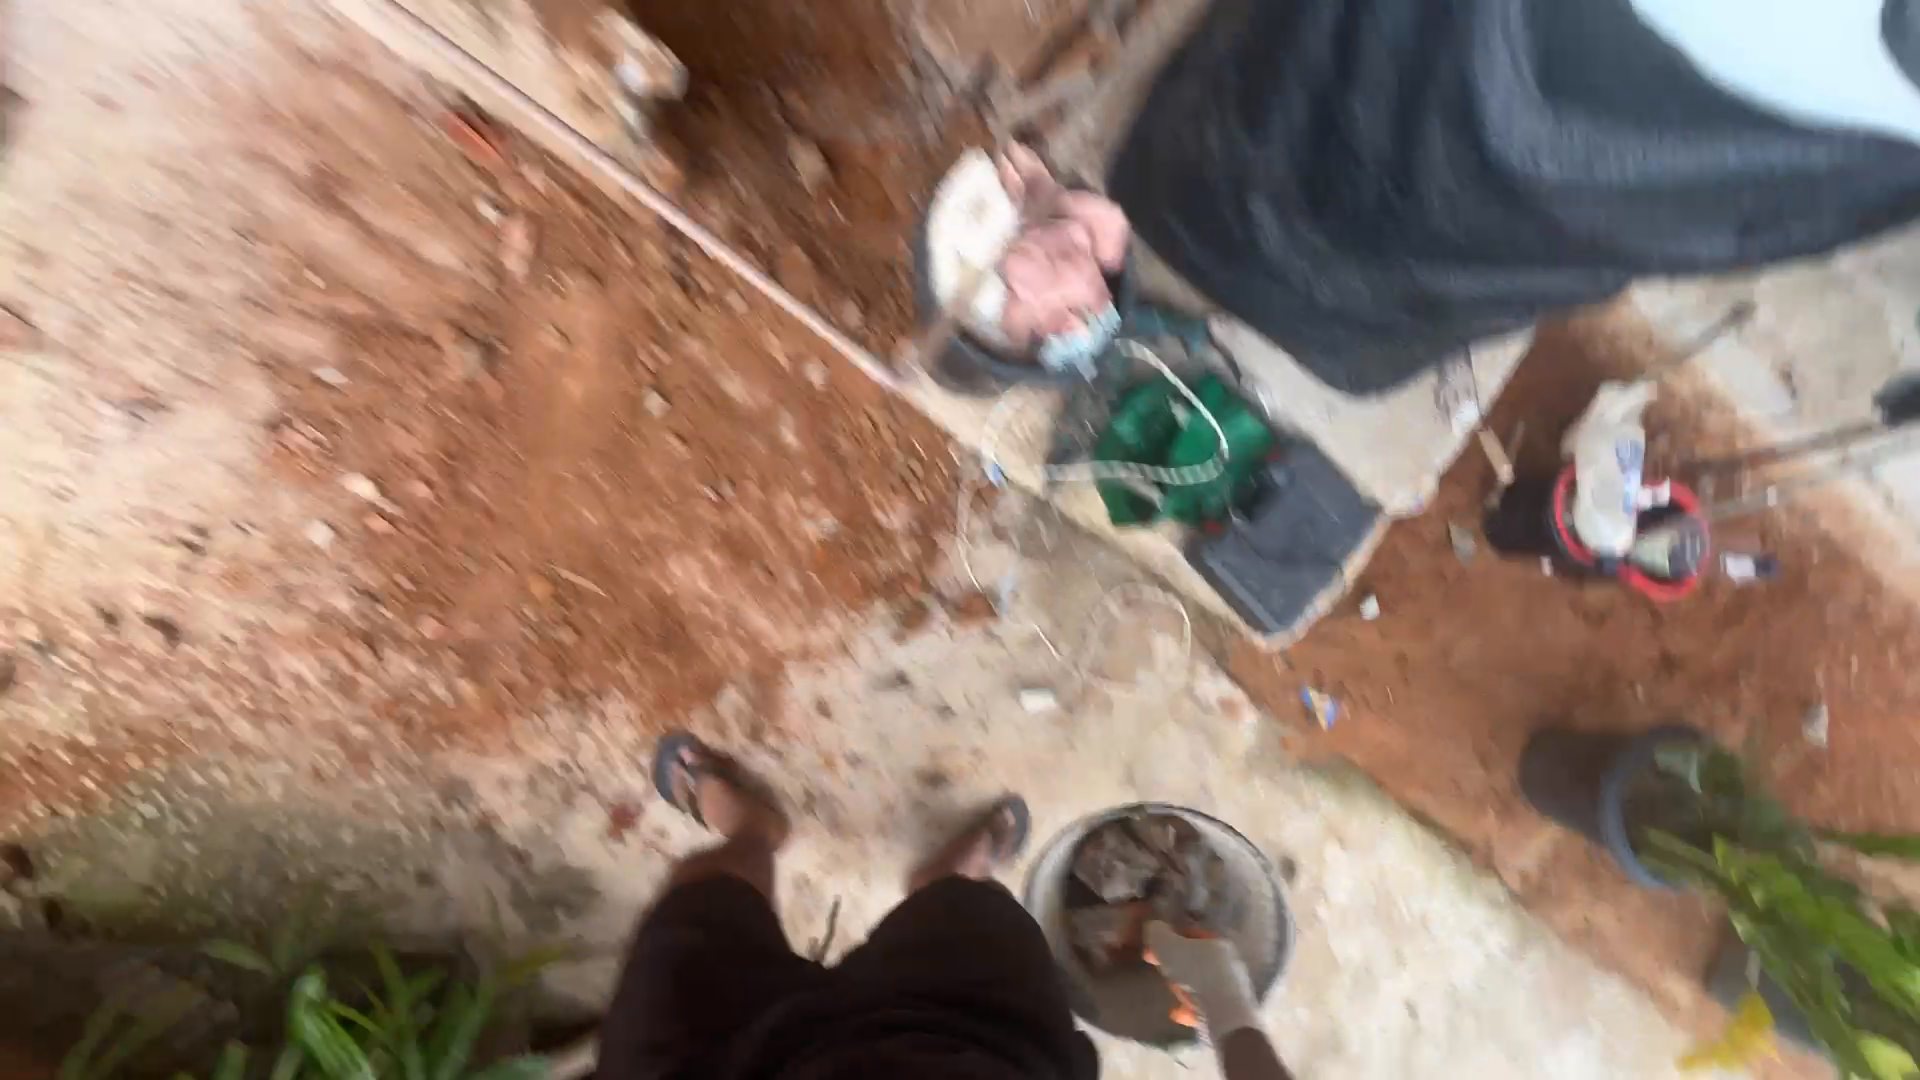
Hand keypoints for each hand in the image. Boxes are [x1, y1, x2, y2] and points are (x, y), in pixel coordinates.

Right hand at [1144, 921, 1262, 1040]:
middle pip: (1195, 958)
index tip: (1150, 947)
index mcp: (1217, 942)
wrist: (1227, 1021)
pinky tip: (1176, 1013)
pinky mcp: (1231, 1013)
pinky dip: (1190, 1007)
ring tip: (1169, 991)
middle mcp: (1229, 962)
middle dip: (1175, 963)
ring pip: (1201, 982)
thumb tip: (1153, 927)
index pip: (1189, 933)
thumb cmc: (1197, 976)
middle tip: (1159, 968)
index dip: (1167, 938)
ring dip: (1183, 986)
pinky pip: (1205, 1006)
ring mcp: (1232, 989)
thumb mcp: (1167, 947)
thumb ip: (1157, 933)